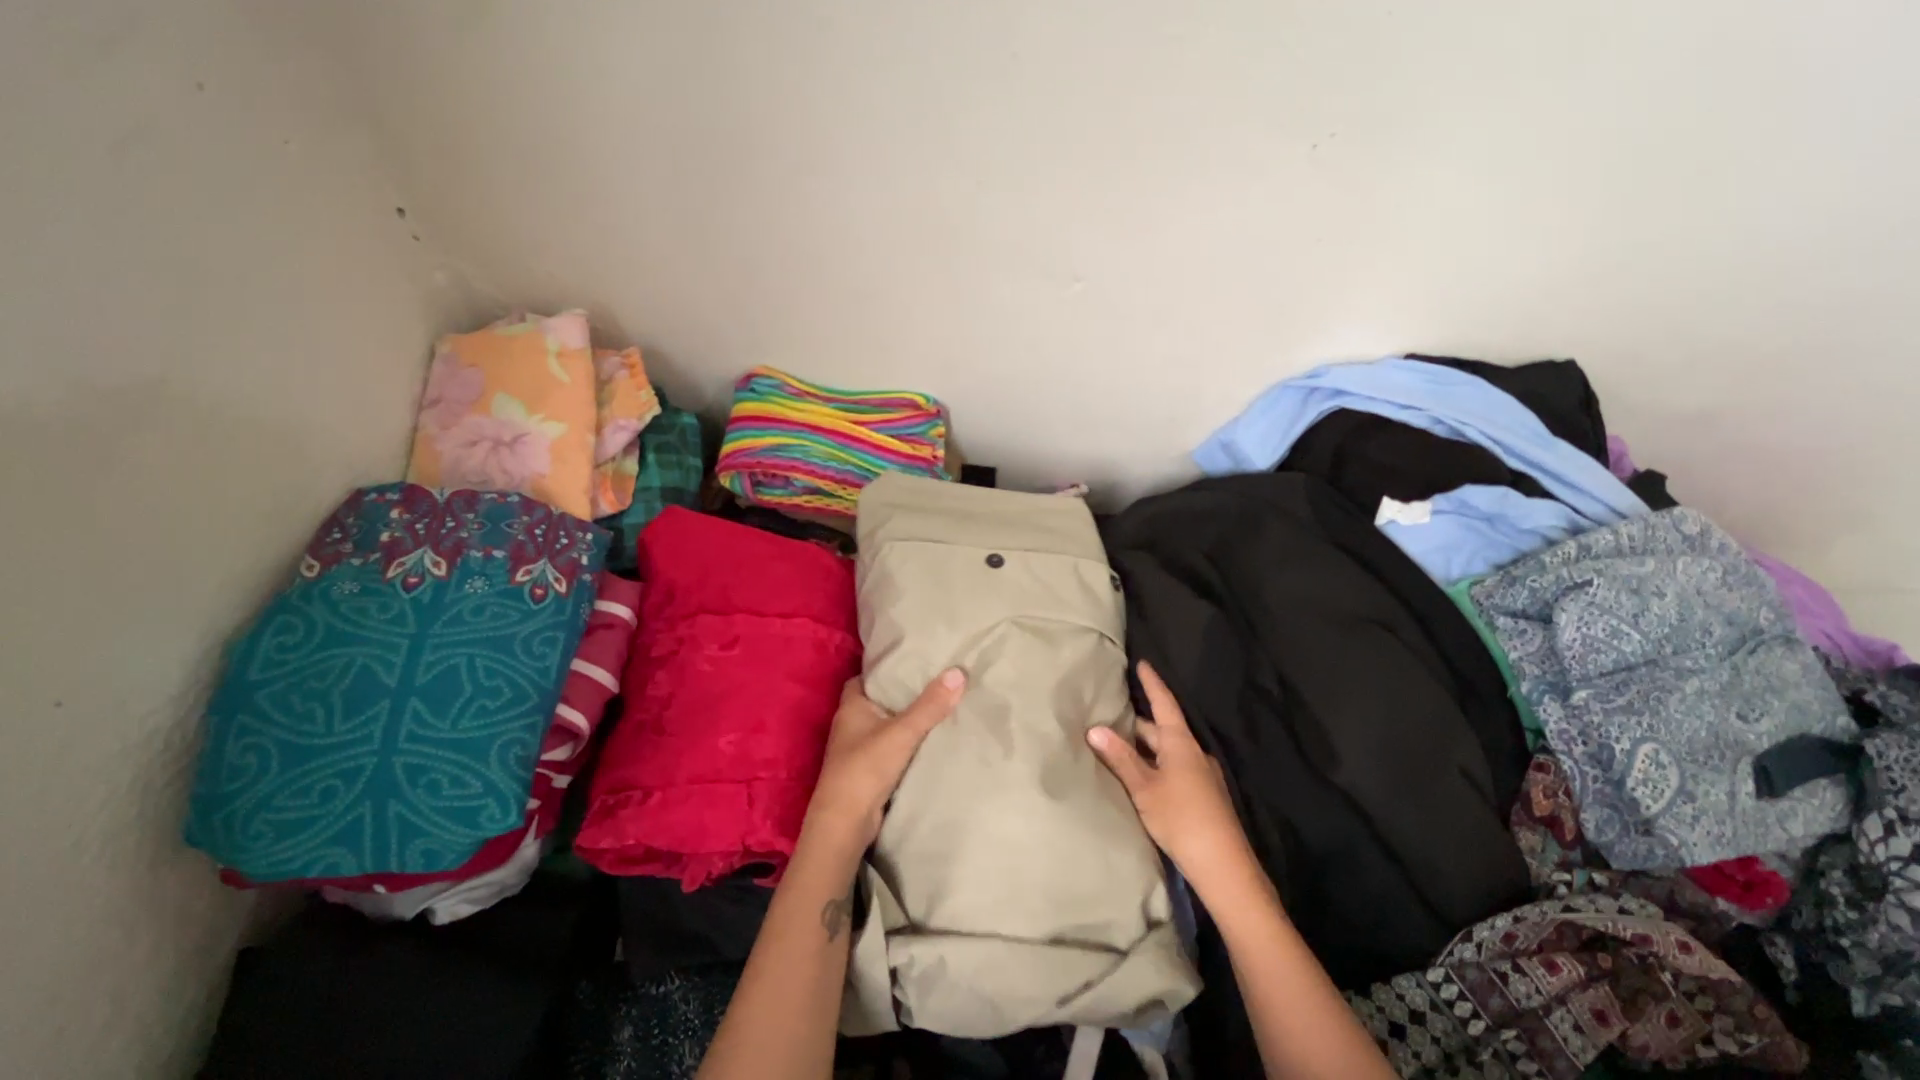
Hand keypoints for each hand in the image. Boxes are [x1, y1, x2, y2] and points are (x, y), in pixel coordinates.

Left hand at [803, 669, 965, 849]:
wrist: (846, 821)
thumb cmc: (866, 767)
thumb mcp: (903, 732)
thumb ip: (930, 705)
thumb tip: (958, 672)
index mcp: (850, 707)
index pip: (864, 678)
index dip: (883, 671)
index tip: (910, 664)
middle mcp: (850, 725)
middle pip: (877, 702)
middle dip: (900, 695)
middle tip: (933, 683)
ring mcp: (857, 751)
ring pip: (884, 727)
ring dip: (905, 721)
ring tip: (938, 707)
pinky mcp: (867, 772)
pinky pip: (889, 750)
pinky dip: (905, 745)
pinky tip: (929, 742)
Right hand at [1088, 661, 1264, 900]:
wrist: (1222, 863)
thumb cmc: (1180, 818)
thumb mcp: (1144, 788)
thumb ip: (1120, 758)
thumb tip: (1095, 728)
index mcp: (1181, 743)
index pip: (1164, 704)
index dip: (1152, 684)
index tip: (1143, 663)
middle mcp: (1194, 753)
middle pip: (1162, 729)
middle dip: (1138, 721)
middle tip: (1111, 712)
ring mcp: (1201, 775)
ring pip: (1167, 751)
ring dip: (1145, 746)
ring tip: (1118, 742)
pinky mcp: (1202, 795)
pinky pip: (1173, 768)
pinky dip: (1154, 764)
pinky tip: (1140, 775)